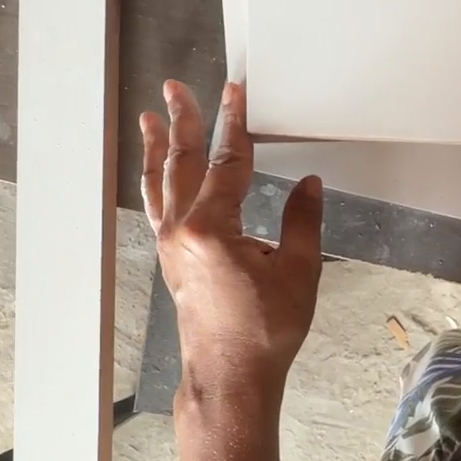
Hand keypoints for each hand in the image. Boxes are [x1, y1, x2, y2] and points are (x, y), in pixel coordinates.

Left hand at [141, 80, 323, 404]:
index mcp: (213, 229)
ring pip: (161, 184)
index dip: (234, 126)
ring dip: (159, 148)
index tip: (236, 93)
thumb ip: (302, 222)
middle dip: (184, 123)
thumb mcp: (299, 272)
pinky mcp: (172, 259)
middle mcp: (182, 231)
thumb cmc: (266, 328)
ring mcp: (171, 245)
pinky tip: (159, 175)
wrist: (231, 373)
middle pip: (183, 164)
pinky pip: (158, 207)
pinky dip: (157, 181)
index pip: (227, 164)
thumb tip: (309, 183)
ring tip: (152, 118)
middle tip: (177, 88)